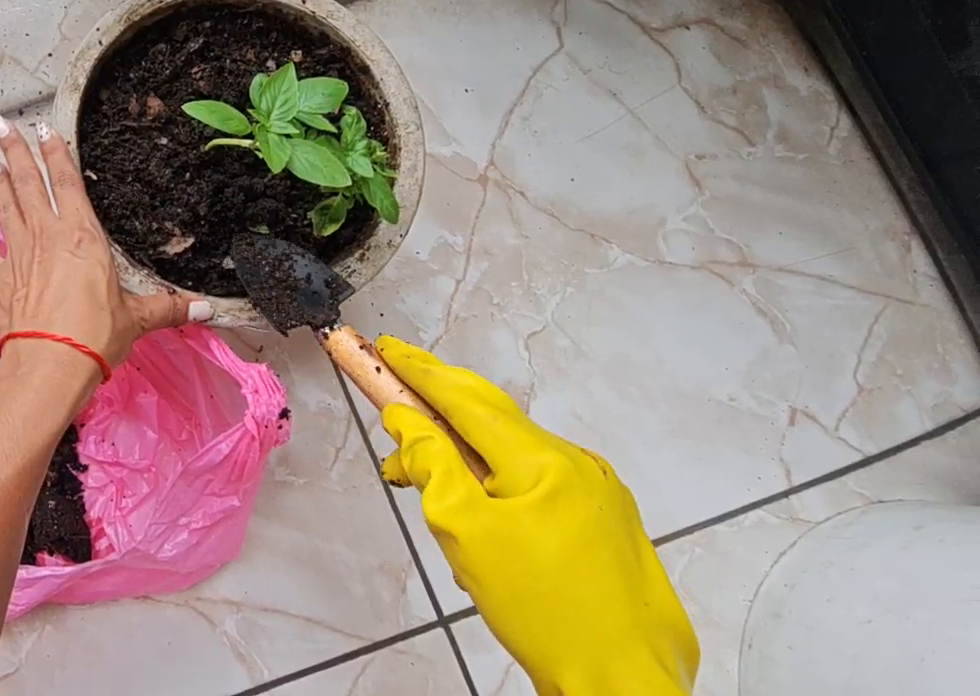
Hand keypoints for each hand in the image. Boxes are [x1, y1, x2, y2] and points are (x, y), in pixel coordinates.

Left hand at [0, 114, 210, 370]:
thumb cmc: (94, 337)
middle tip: (0, 124)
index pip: (67, 183)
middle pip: (28, 184)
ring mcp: (18, 255)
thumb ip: (168, 307)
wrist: (49, 365)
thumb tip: (206, 308)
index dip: (56, 154)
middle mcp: (46, 237)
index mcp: (82, 237)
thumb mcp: (137, 318)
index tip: (45, 129)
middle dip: (15, 151)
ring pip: (5, 206)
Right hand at [376, 336, 697, 695]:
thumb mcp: (463, 531)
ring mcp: (596, 489)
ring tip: (416, 461)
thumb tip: (404, 418)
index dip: (418, 371)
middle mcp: (575, 462)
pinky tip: (472, 493)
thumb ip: (429, 463)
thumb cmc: (537, 607)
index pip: (464, 399)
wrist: (624, 687)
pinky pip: (535, 474)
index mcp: (542, 459)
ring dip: (461, 441)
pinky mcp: (605, 518)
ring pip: (512, 445)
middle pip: (491, 411)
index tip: (384, 347)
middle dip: (437, 394)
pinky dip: (493, 468)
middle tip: (390, 380)